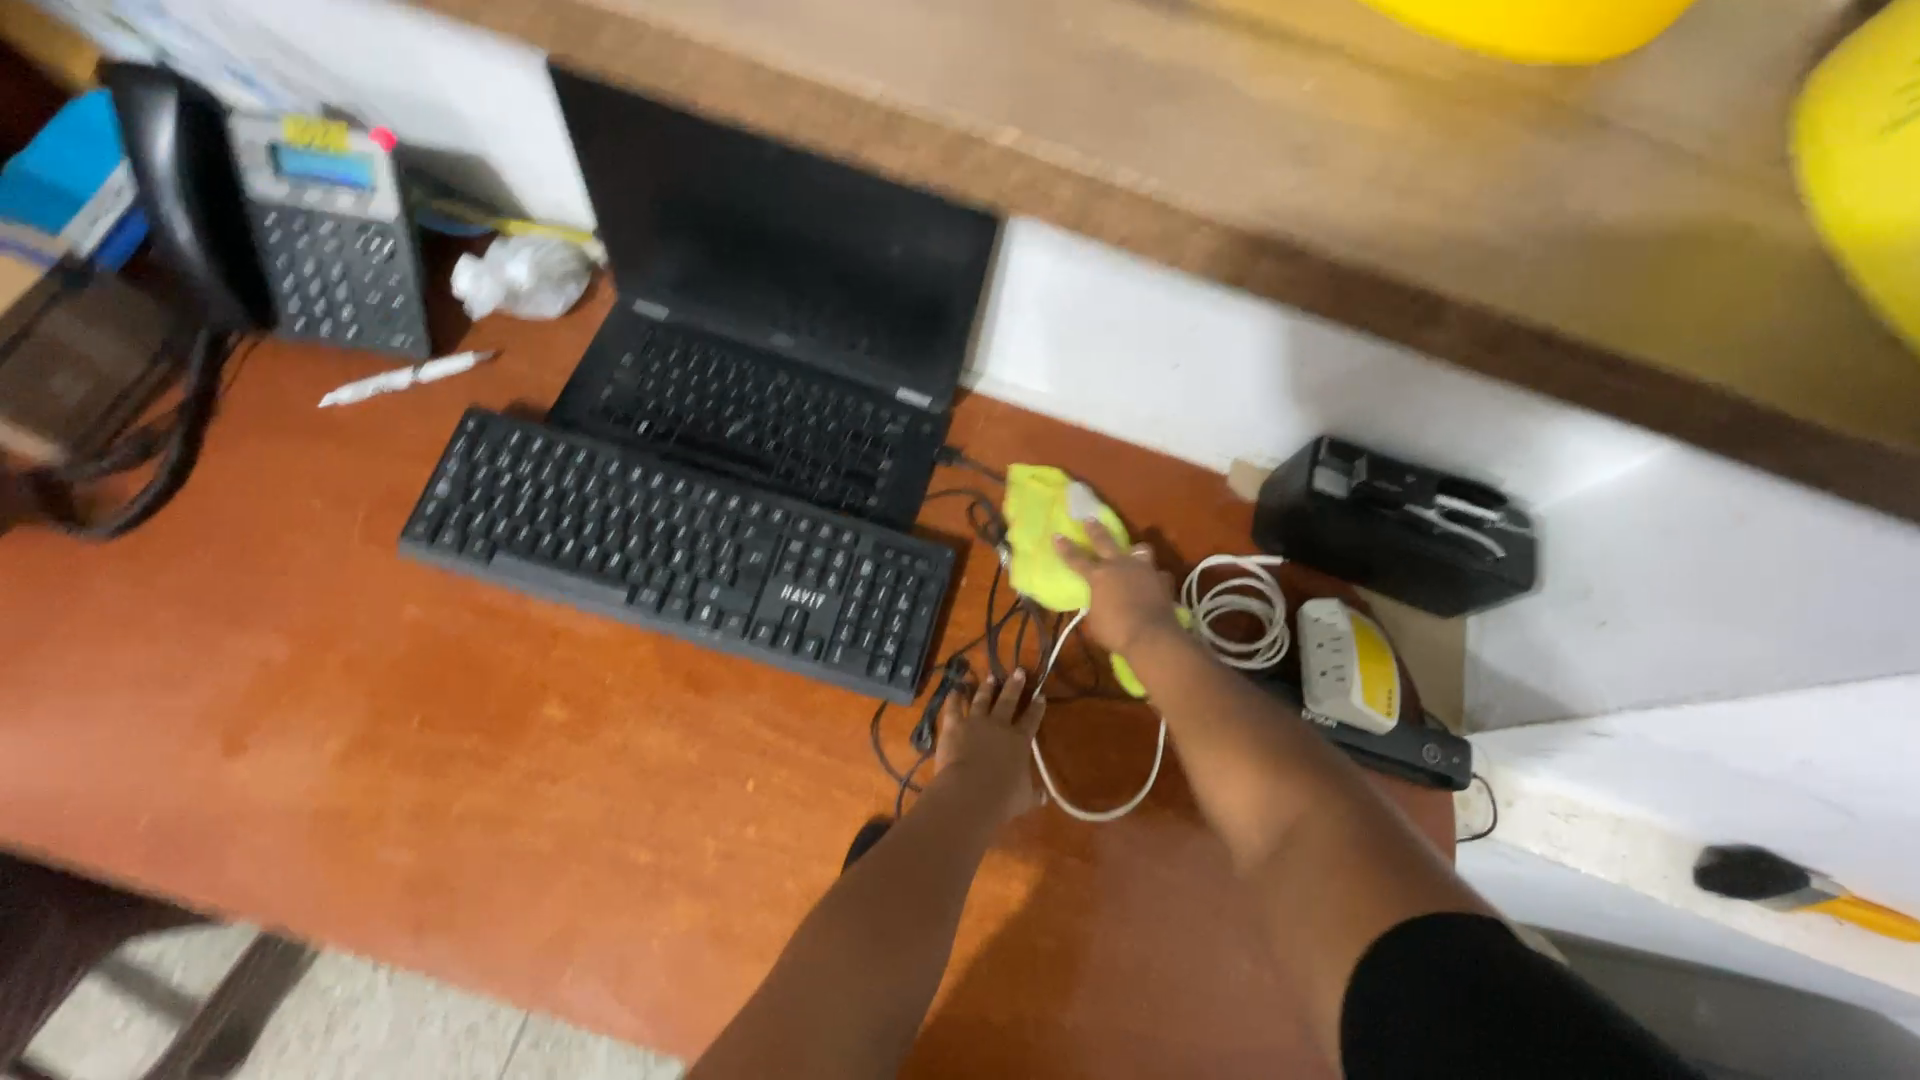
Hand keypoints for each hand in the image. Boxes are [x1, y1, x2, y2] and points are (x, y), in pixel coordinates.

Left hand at [932, 669, 1043, 822]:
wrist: (971, 792)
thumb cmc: (1002, 797)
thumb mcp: (1024, 798)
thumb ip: (1034, 794)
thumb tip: (1045, 797)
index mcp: (1020, 740)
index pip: (1032, 719)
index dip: (1037, 707)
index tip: (1040, 695)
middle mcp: (1000, 725)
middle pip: (1009, 700)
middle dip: (1015, 685)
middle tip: (1018, 671)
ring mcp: (976, 722)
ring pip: (982, 699)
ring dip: (986, 688)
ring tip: (990, 677)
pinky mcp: (954, 725)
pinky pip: (954, 707)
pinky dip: (955, 697)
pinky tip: (956, 688)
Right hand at [1054, 522, 1179, 655]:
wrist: (1151, 636)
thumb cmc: (1115, 631)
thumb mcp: (1095, 620)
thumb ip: (1096, 604)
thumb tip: (1099, 601)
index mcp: (1099, 576)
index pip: (1076, 559)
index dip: (1065, 548)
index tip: (1057, 535)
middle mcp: (1120, 565)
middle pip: (1105, 541)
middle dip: (1095, 530)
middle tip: (1090, 519)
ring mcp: (1144, 570)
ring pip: (1140, 550)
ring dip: (1135, 551)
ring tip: (1135, 553)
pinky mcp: (1163, 580)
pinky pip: (1158, 574)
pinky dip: (1154, 578)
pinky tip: (1154, 584)